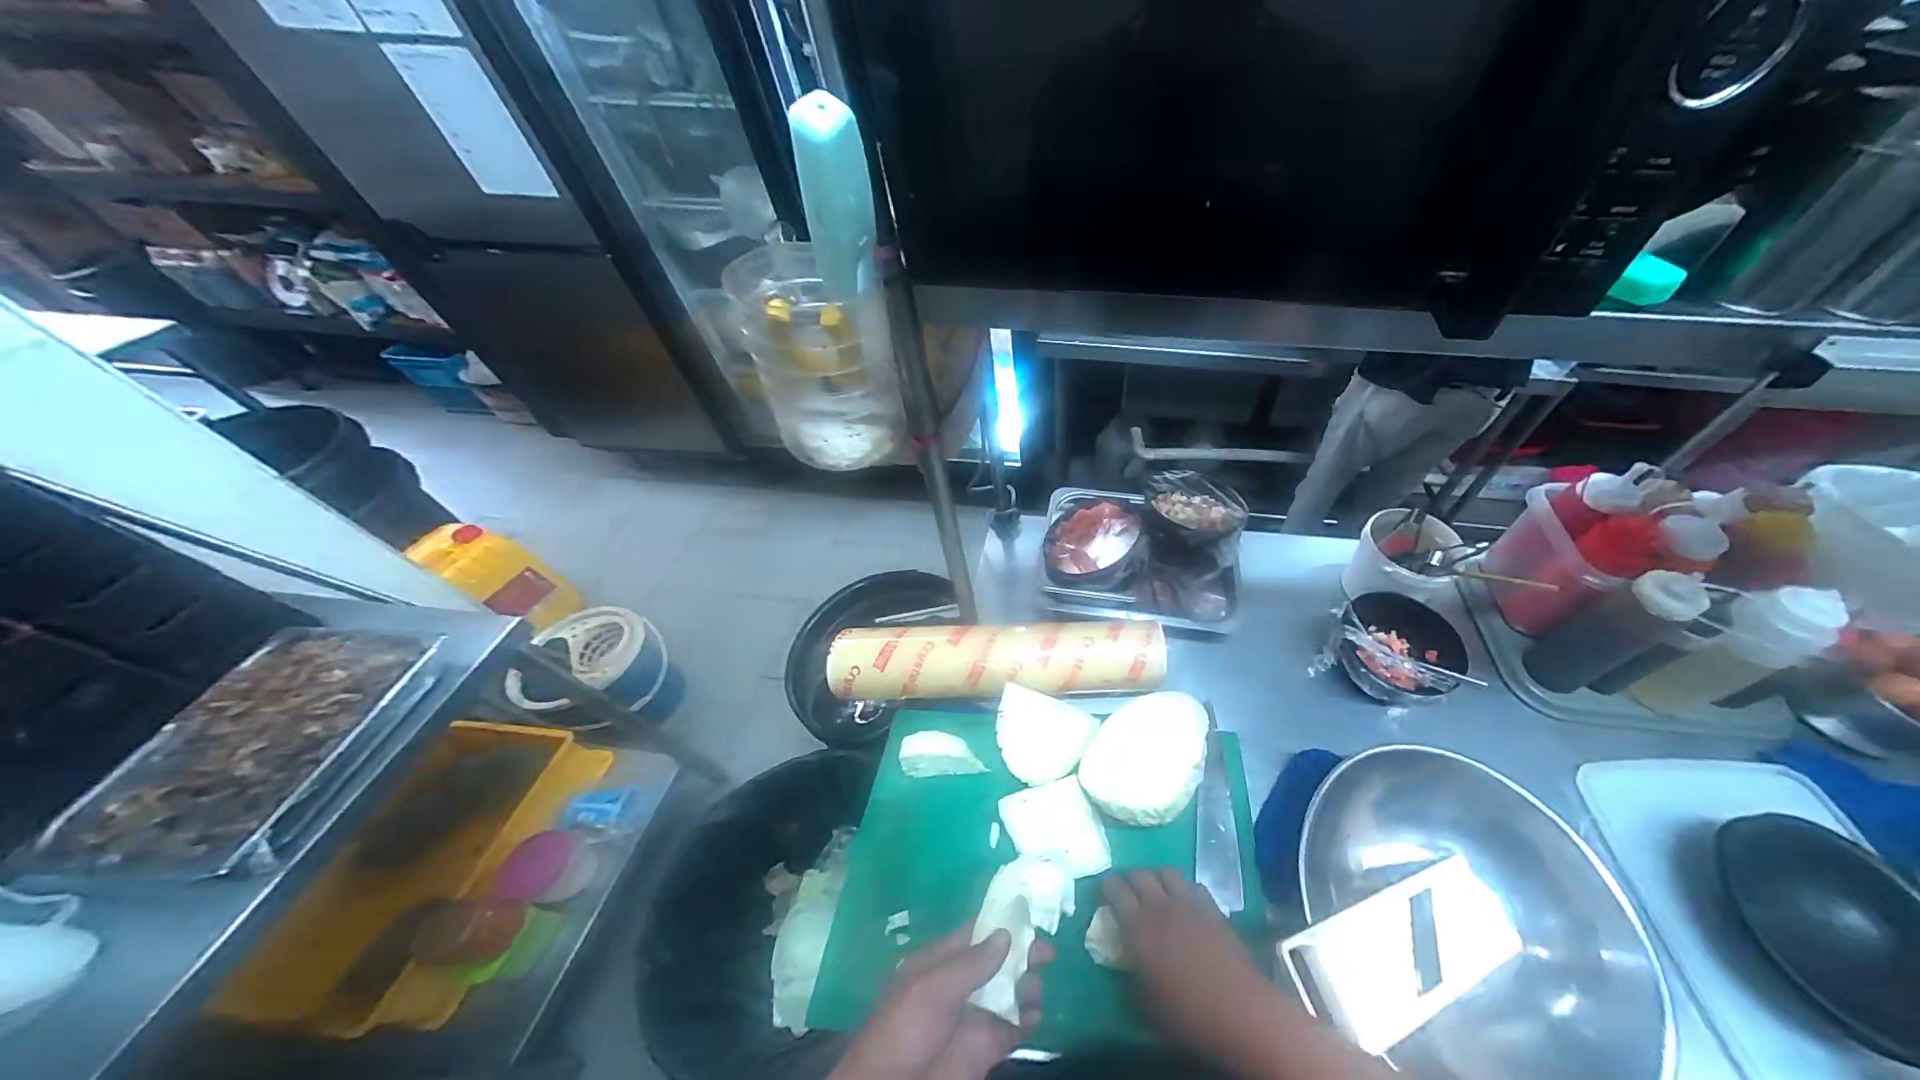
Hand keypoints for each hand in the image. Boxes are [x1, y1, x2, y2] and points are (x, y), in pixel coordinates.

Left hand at [829, 926, 1055, 1079]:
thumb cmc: (903, 1030)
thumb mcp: (930, 990)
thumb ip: (969, 964)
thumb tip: (1005, 934)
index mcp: (941, 963)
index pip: (975, 933)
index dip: (1002, 922)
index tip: (1030, 916)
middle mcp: (962, 984)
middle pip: (999, 961)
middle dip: (1022, 954)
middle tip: (1046, 954)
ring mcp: (975, 1015)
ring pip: (1011, 991)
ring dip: (1028, 986)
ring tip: (1033, 990)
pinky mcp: (987, 1046)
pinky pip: (1015, 1026)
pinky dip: (1029, 1019)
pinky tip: (1034, 1016)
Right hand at [1105, 869, 1391, 1079]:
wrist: (1241, 1012)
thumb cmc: (1187, 1014)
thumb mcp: (1145, 1002)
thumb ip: (1130, 973)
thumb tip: (1125, 960)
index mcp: (1137, 926)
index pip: (1114, 888)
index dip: (1106, 886)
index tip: (1103, 892)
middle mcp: (1160, 906)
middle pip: (1139, 873)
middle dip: (1130, 878)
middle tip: (1128, 892)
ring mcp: (1189, 904)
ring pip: (1166, 871)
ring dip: (1157, 878)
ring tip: (1157, 892)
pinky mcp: (1214, 909)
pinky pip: (1193, 885)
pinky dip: (1184, 889)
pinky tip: (1186, 904)